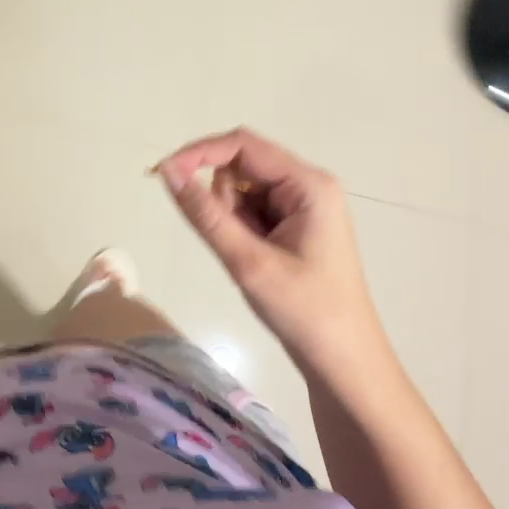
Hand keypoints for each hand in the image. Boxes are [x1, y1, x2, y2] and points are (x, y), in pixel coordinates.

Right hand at [155, 129, 378, 351]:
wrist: (345, 364)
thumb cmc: (304, 312)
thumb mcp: (248, 263)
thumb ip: (205, 213)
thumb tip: (167, 171)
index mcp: (308, 184)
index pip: (242, 145)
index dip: (199, 153)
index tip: (163, 175)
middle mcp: (307, 184)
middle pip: (241, 165)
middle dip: (221, 198)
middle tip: (231, 243)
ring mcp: (302, 204)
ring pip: (241, 188)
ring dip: (230, 217)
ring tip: (249, 259)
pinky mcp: (294, 224)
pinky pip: (250, 208)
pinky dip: (239, 229)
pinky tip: (254, 260)